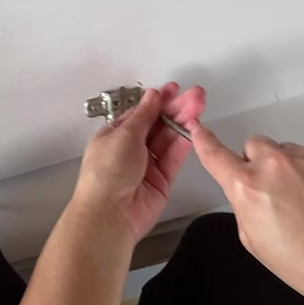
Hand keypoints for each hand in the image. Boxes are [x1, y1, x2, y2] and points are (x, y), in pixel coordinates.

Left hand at [70, 83, 205, 240]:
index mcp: (115, 135)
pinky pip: (175, 157)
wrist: (110, 215)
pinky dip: (185, 142)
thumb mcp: (124, 135)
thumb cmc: (105, 176)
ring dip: (184, 122)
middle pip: (158, 124)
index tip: (174, 89)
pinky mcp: (162, 180)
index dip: (158, 100)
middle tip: (195, 96)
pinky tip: (195, 128)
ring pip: (169, 138)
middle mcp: (131, 149)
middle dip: (176, 108)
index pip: (141, 113)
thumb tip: (152, 97)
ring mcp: (147, 165)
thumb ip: (144, 116)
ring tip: (199, 106)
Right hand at [187, 119, 303, 304]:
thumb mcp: (253, 239)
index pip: (216, 155)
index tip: (198, 129)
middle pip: (254, 145)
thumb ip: (244, 202)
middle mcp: (273, 164)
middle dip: (258, 163)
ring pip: (285, 152)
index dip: (204, 141)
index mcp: (247, 187)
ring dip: (288, 168)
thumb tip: (251, 188)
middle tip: (274, 193)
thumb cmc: (300, 264)